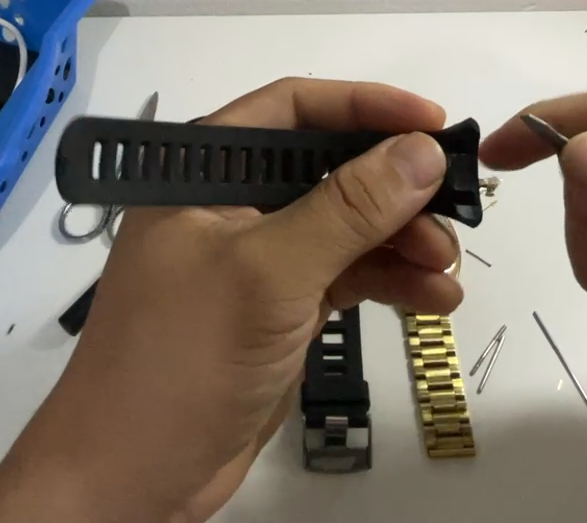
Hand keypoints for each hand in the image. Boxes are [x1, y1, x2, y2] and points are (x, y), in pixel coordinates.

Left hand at [0, 79, 461, 522]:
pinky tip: (436, 298)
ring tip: (448, 265)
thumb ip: (348, 208)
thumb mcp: (270, 272)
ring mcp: (262, 253)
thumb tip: (421, 149)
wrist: (132, 482)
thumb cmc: (183, 357)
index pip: (295, 106)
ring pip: (347, 222)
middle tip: (455, 202)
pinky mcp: (283, 303)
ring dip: (402, 237)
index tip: (432, 119)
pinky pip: (347, 272)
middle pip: (330, 165)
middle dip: (395, 184)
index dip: (366, 105)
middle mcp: (236, 197)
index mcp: (209, 165)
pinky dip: (390, 280)